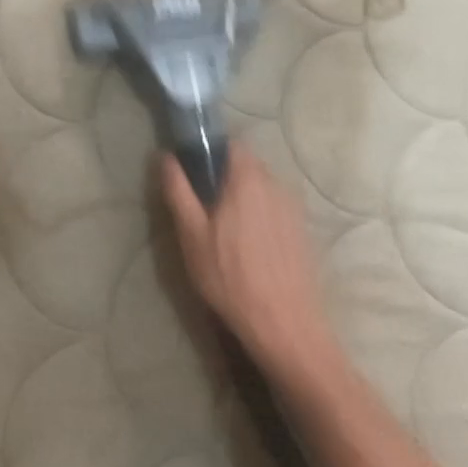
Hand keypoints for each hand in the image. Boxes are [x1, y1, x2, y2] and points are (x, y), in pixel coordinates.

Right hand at [160, 145, 333, 369]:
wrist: (283, 322)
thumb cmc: (230, 276)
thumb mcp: (192, 235)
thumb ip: (178, 190)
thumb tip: (165, 156)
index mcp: (248, 178)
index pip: (231, 144)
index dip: (210, 152)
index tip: (194, 174)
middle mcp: (276, 184)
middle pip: (247, 166)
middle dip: (225, 179)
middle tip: (204, 210)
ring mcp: (293, 208)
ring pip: (262, 189)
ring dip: (244, 200)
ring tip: (226, 233)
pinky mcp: (302, 230)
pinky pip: (275, 210)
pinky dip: (260, 218)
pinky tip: (250, 249)